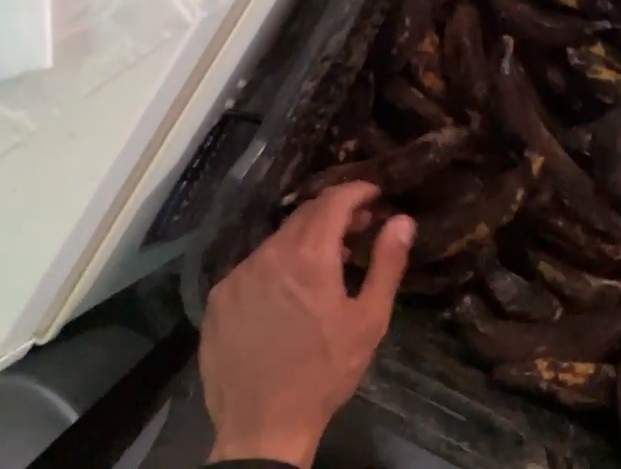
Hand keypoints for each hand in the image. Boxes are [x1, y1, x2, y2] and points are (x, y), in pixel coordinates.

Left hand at [201, 181, 415, 467]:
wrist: (262, 428)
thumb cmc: (325, 373)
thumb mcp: (369, 320)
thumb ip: (387, 263)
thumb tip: (402, 220)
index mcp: (309, 257)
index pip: (334, 200)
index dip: (357, 191)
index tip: (374, 195)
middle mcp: (269, 255)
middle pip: (305, 215)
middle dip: (335, 213)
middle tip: (358, 228)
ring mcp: (238, 276)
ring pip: (278, 241)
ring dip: (305, 241)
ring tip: (325, 265)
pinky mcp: (218, 298)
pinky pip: (253, 266)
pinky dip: (276, 266)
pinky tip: (287, 293)